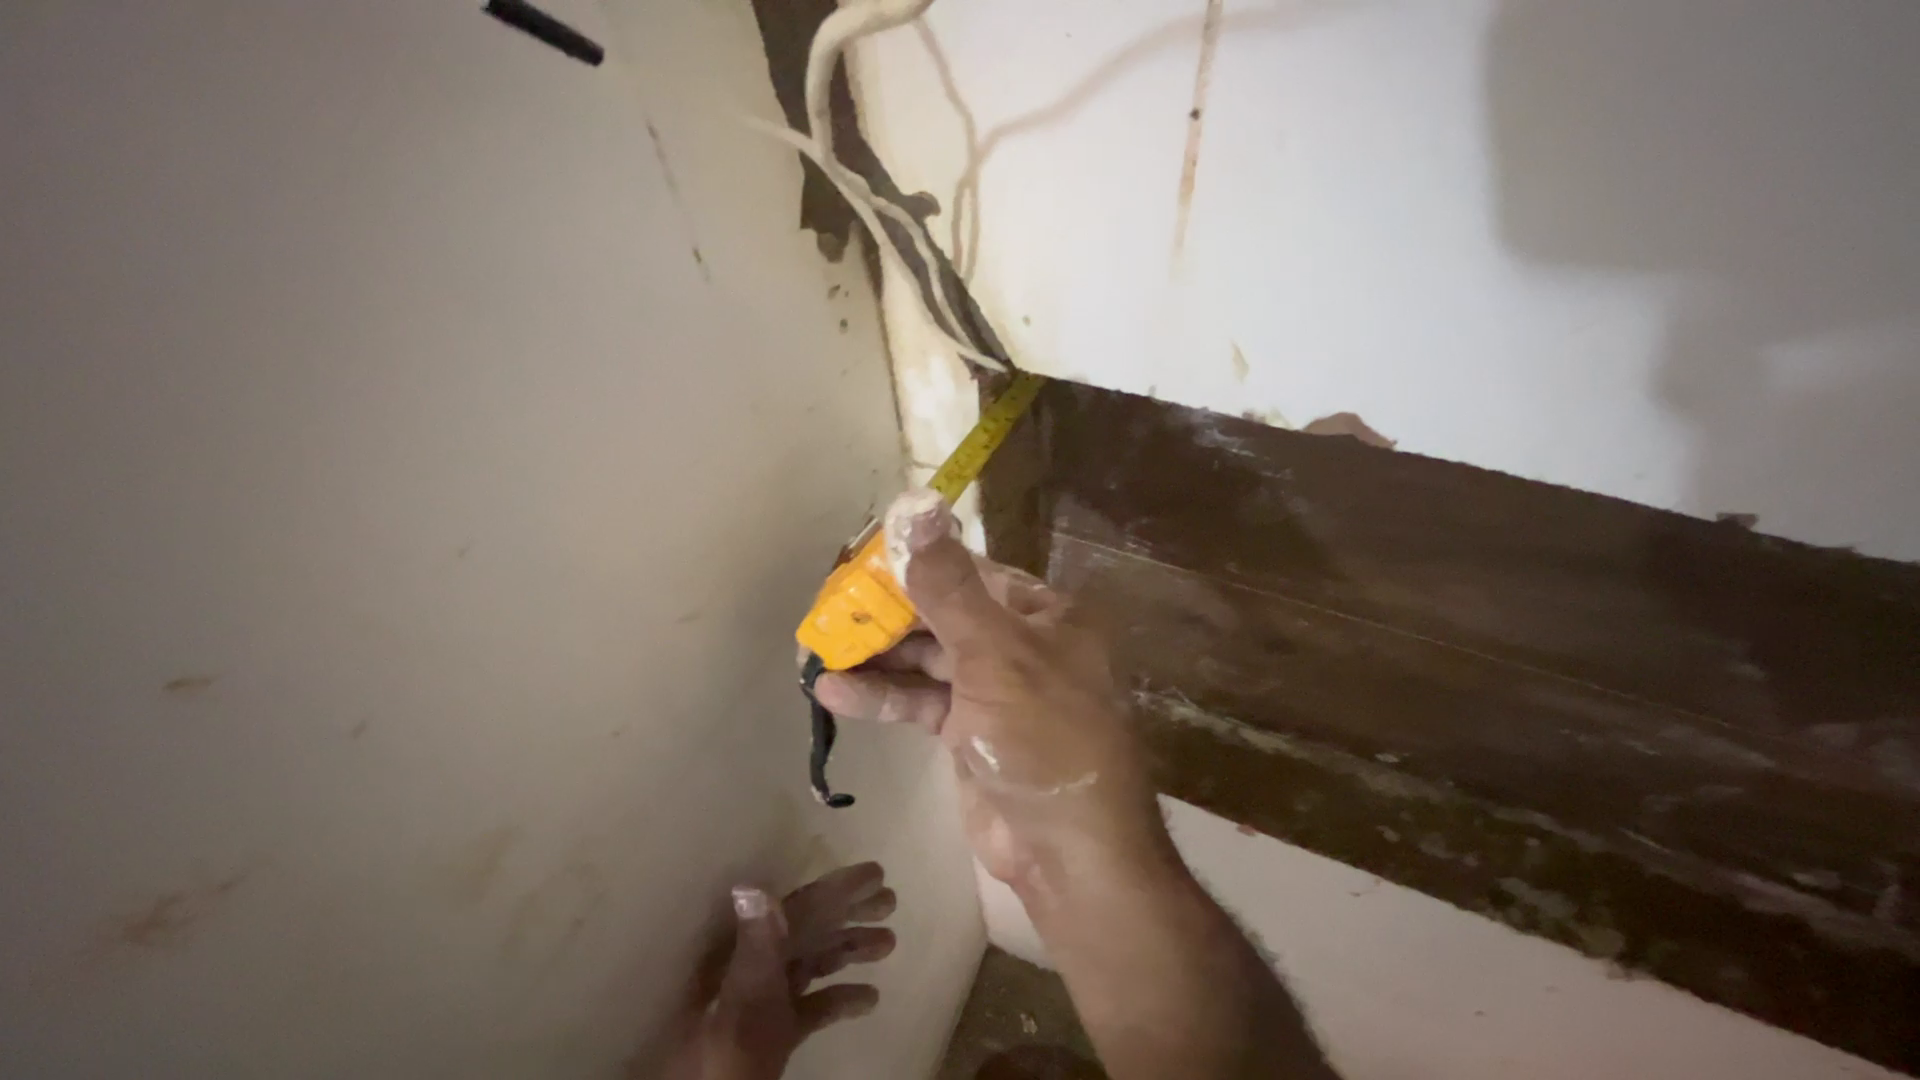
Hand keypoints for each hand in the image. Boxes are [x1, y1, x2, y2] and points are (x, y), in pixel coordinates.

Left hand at [661, 863, 897, 1079]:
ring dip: (850, 949)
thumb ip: (754, 948)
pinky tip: (870, 998)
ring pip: (811, 963)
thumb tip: (753, 887)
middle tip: (891, 902)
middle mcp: (752, 969)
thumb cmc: (725, 1059)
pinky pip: (810, 1005)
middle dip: (850, 913)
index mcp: (742, 954)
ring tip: (889, 943)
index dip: (837, 889)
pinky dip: (839, 997)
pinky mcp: (773, 1034)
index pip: (796, 909)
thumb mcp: (743, 1000)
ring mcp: (764, 1003)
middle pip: (807, 930)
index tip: (877, 874)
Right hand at [813, 493, 1165, 892]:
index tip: (862, 560)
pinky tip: (835, 691)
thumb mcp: (995, 653)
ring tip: (819, 648)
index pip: (971, 572)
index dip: (918, 562)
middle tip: (830, 607)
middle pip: (944, 614)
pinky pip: (923, 701)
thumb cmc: (1043, 737)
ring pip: (928, 659)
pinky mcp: (970, 733)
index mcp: (1044, 615)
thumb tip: (914, 507)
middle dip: (889, 613)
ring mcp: (995, 691)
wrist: (1070, 850)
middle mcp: (1022, 645)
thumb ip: (948, 585)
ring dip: (878, 656)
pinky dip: (884, 696)